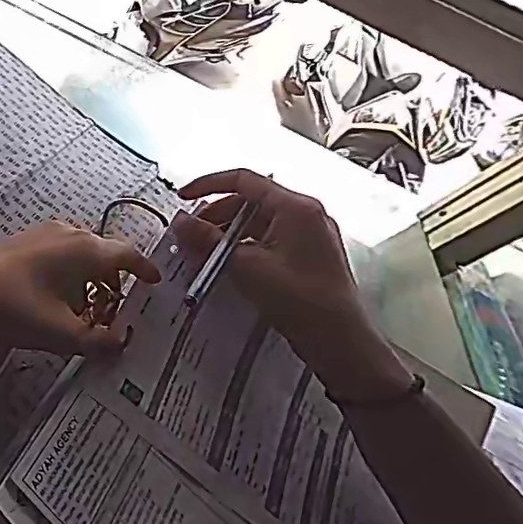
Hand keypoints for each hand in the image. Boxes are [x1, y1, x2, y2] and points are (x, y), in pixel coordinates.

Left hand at [0, 220, 161, 354]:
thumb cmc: (15, 307)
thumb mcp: (62, 333)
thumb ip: (98, 341)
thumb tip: (120, 342)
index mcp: (87, 249)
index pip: (128, 255)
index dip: (145, 269)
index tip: (156, 281)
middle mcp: (70, 233)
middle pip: (105, 255)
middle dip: (115, 283)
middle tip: (117, 312)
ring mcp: (46, 233)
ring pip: (82, 255)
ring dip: (90, 281)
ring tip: (86, 313)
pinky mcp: (26, 240)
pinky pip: (61, 254)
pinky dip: (70, 274)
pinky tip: (57, 301)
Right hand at [177, 170, 411, 401]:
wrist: (341, 343)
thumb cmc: (301, 302)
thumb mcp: (246, 267)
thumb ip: (209, 240)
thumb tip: (181, 223)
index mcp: (295, 207)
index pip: (243, 180)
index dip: (208, 185)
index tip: (184, 196)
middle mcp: (306, 213)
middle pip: (249, 201)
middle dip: (216, 215)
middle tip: (192, 234)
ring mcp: (310, 234)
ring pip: (258, 221)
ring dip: (228, 233)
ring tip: (205, 253)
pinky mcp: (309, 254)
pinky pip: (269, 238)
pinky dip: (245, 246)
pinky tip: (228, 265)